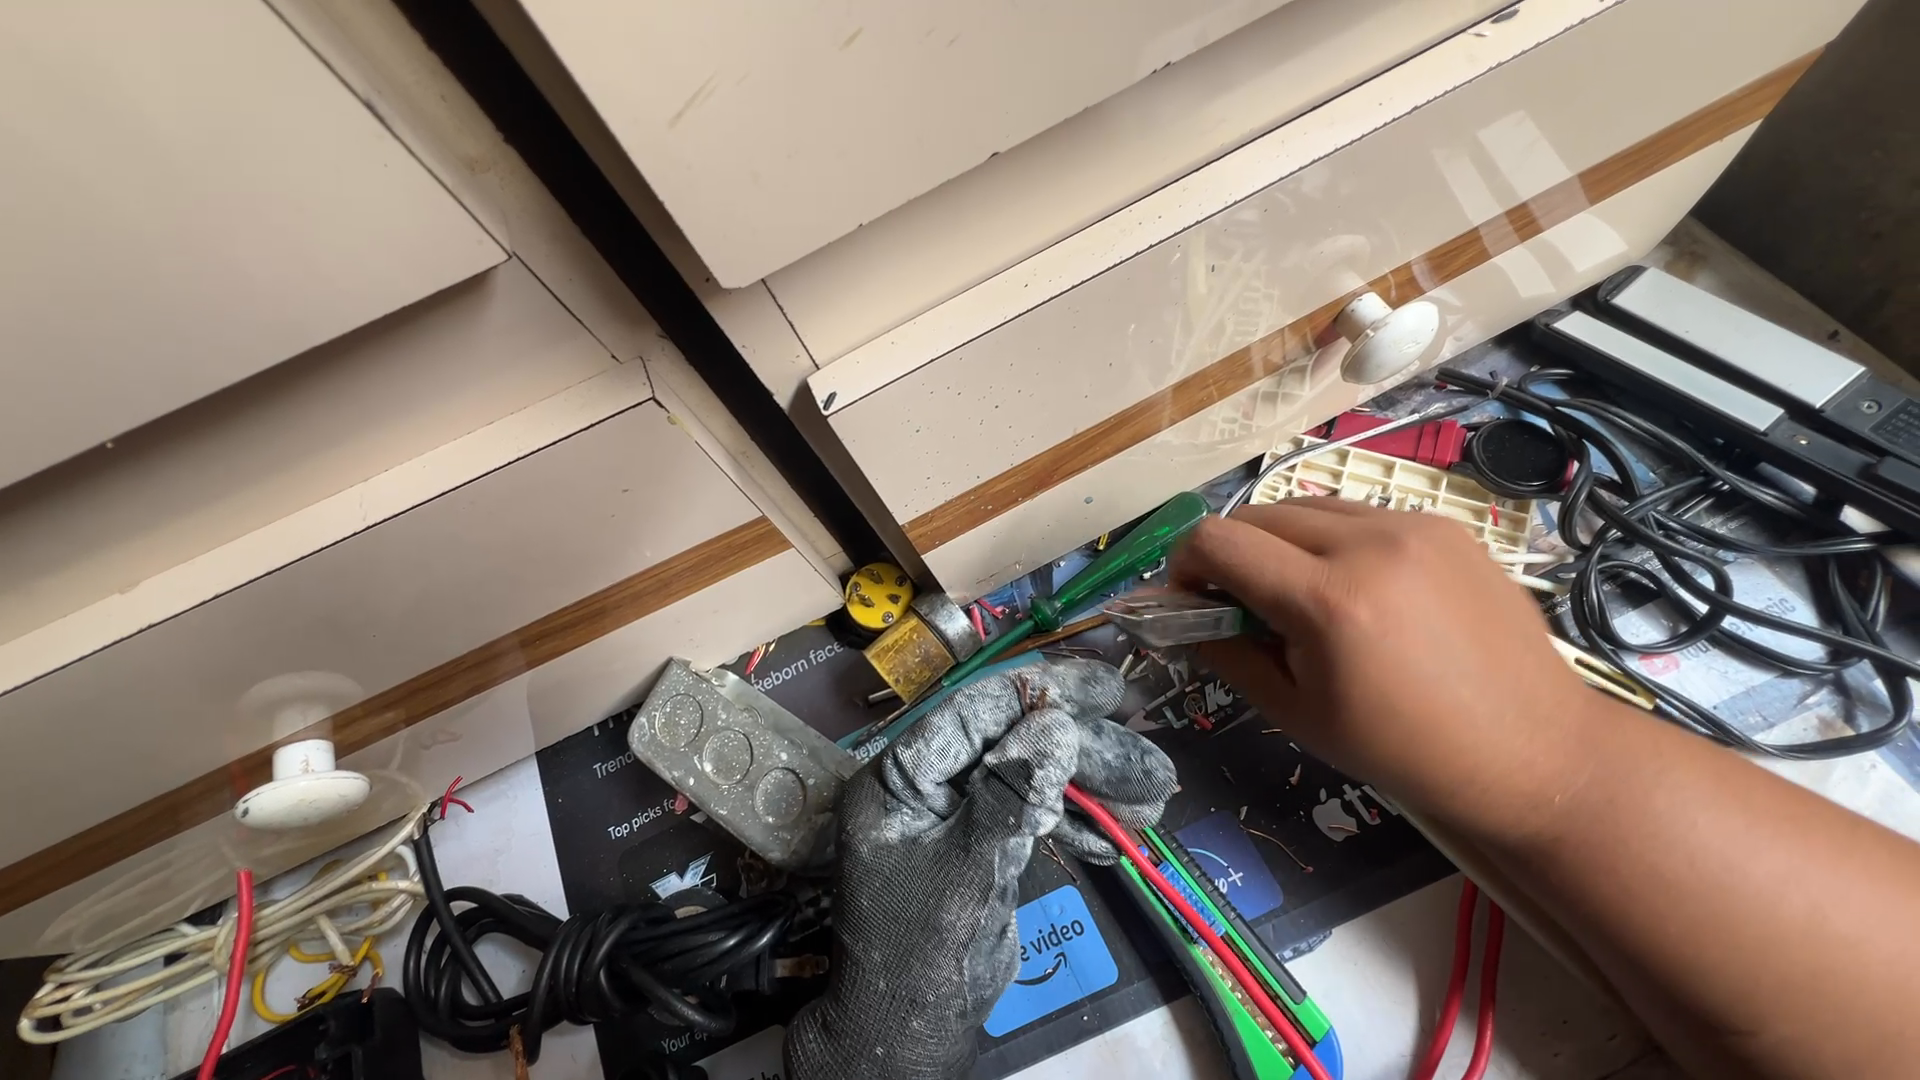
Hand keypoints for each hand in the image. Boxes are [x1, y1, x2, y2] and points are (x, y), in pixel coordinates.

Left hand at [785, 660, 1175, 1079]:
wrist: (914, 1030)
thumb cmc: (923, 954)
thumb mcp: (968, 870)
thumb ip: (1011, 796)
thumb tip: (1057, 725)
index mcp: (902, 775)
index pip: (975, 711)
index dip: (1041, 691)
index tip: (1104, 687)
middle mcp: (930, 780)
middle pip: (1015, 741)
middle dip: (1085, 753)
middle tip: (1150, 765)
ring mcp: (960, 807)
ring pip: (1033, 775)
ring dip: (1093, 789)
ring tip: (1152, 801)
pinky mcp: (987, 835)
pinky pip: (1035, 811)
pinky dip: (1077, 822)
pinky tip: (1113, 839)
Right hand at [1170, 498, 1593, 832]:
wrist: (1533, 751)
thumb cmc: (1401, 749)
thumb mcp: (1294, 713)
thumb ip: (1226, 654)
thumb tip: (1184, 618)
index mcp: (1328, 601)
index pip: (1216, 540)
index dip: (1183, 563)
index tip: (1189, 596)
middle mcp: (1370, 543)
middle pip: (1255, 515)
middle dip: (1229, 553)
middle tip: (1239, 603)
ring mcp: (1414, 526)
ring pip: (1305, 507)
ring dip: (1278, 542)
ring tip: (1300, 595)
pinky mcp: (1444, 526)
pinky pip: (1356, 515)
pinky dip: (1330, 541)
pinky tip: (1355, 587)